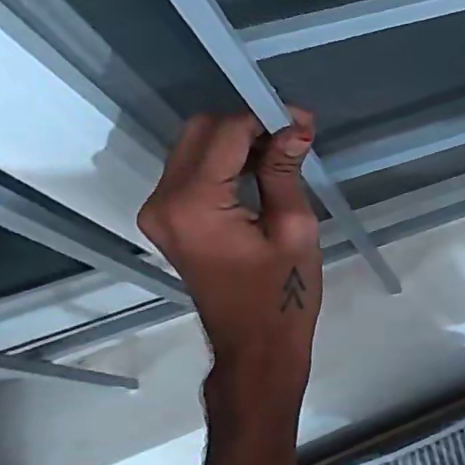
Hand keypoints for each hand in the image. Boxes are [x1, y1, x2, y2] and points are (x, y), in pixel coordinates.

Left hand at [137, 110, 322, 413]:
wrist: (255, 346)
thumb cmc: (282, 294)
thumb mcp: (294, 227)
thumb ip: (285, 170)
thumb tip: (295, 126)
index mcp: (194, 204)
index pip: (225, 132)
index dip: (265, 117)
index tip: (304, 121)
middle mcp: (164, 201)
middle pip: (201, 131)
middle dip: (249, 124)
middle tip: (295, 134)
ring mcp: (159, 211)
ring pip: (195, 145)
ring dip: (239, 140)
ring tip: (285, 151)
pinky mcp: (168, 219)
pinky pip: (193, 169)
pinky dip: (227, 160)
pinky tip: (261, 169)